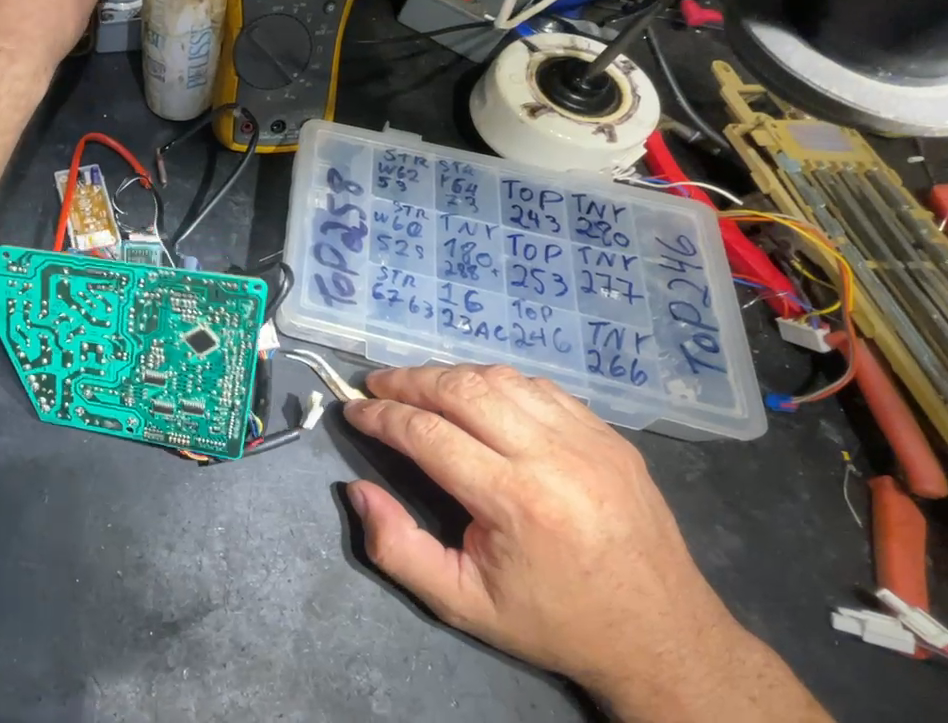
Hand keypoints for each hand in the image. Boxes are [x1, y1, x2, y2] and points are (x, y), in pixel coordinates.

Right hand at [342, 365, 823, 719]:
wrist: (664, 639)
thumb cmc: (552, 622)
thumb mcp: (460, 602)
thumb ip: (396, 547)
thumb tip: (356, 489)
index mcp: (516, 502)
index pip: (428, 433)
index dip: (380, 416)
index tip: (352, 410)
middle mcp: (555, 459)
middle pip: (462, 390)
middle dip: (407, 380)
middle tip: (375, 387)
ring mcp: (590, 442)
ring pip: (499, 378)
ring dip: (448, 376)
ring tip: (417, 388)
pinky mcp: (610, 437)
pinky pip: (538, 387)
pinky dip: (494, 384)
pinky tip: (474, 400)